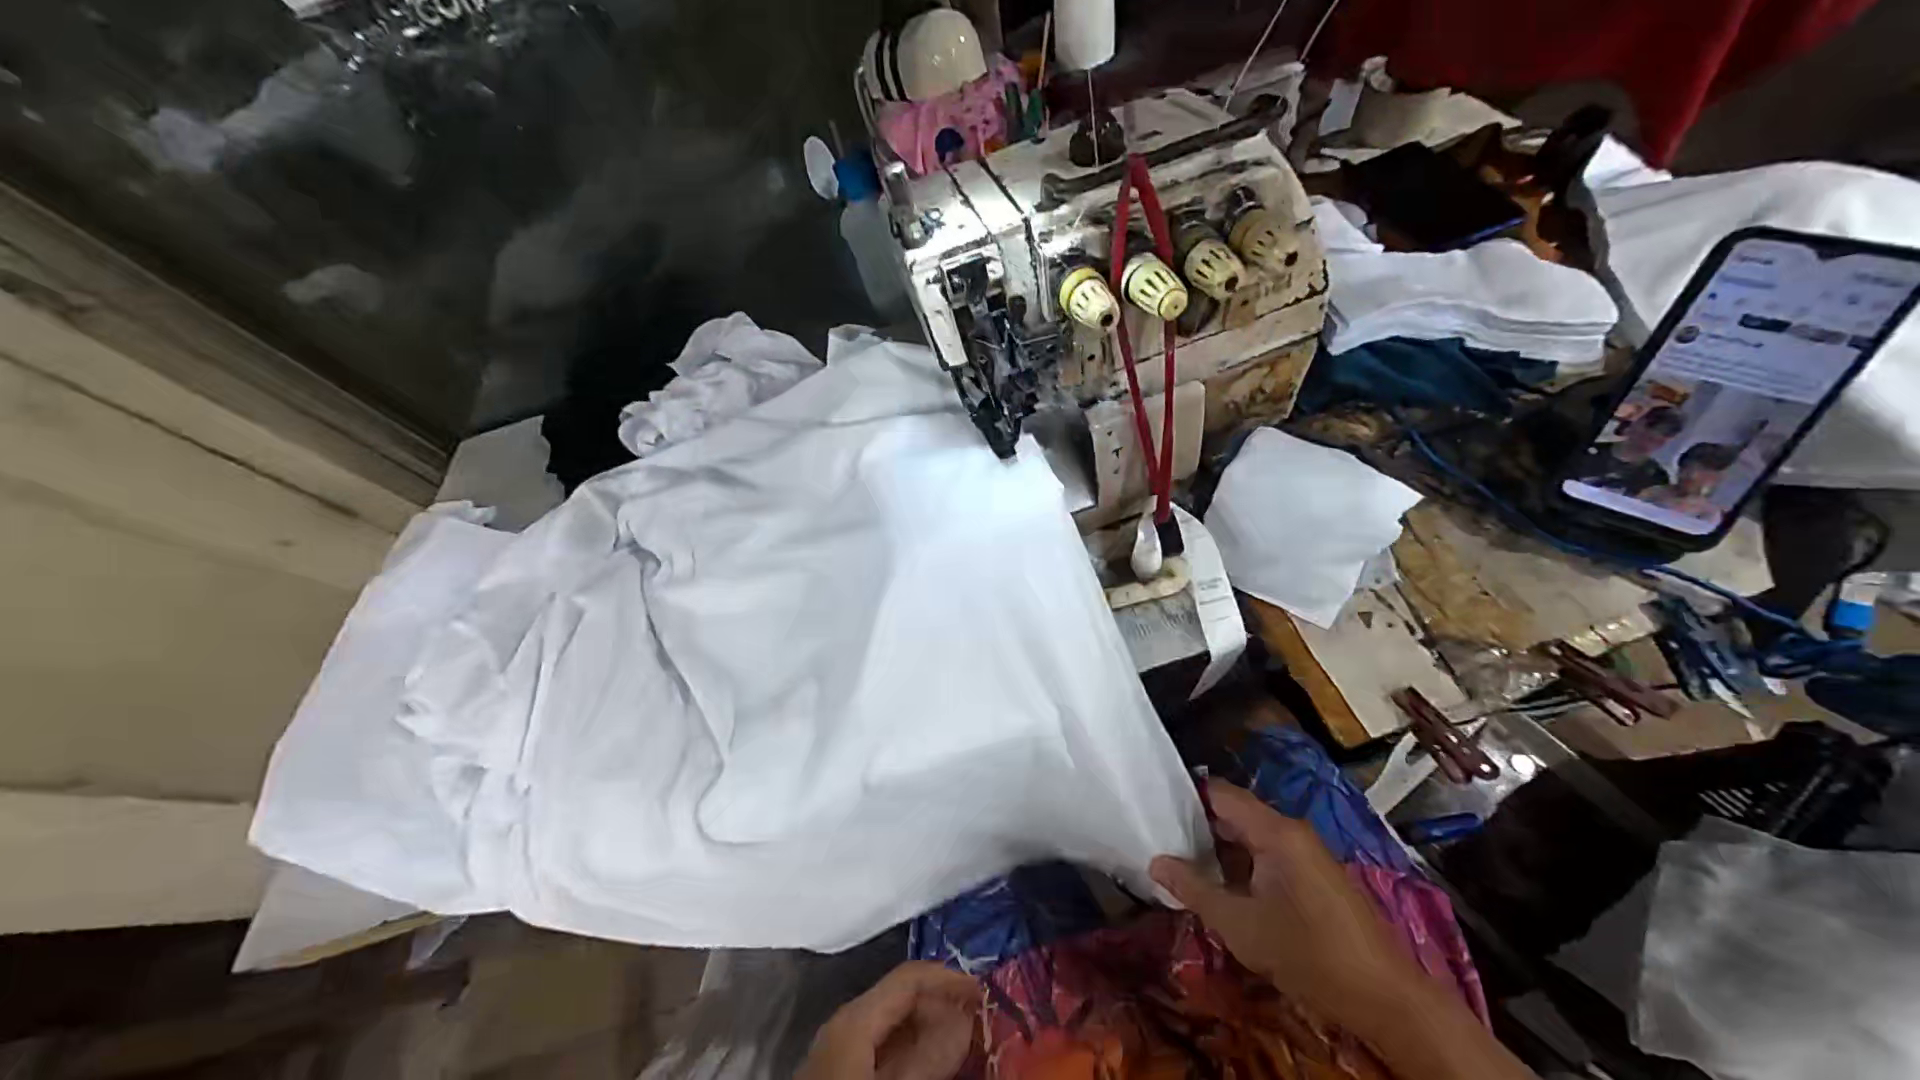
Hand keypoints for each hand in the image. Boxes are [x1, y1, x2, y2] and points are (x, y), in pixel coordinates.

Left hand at [798, 961, 979, 1079]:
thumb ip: (929, 1056)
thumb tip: (963, 1018)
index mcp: (855, 1019)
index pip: (910, 978)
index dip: (950, 980)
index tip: (986, 996)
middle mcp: (848, 1028)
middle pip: (903, 1002)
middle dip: (944, 1009)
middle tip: (983, 1026)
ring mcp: (844, 1056)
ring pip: (896, 1030)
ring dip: (932, 1035)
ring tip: (968, 1048)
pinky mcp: (845, 1078)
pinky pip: (886, 1056)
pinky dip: (914, 1057)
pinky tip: (938, 1071)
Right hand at [1151, 779, 1418, 1022]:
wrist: (1387, 1000)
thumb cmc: (1308, 954)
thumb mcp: (1239, 925)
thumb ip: (1194, 889)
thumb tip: (1154, 863)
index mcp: (1275, 831)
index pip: (1220, 793)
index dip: (1185, 797)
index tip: (1154, 809)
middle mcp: (1292, 832)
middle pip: (1235, 813)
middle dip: (1198, 827)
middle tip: (1161, 841)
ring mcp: (1308, 854)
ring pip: (1252, 837)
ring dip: (1220, 851)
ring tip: (1183, 865)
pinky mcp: (1316, 877)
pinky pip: (1269, 856)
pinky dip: (1243, 866)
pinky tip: (1223, 889)